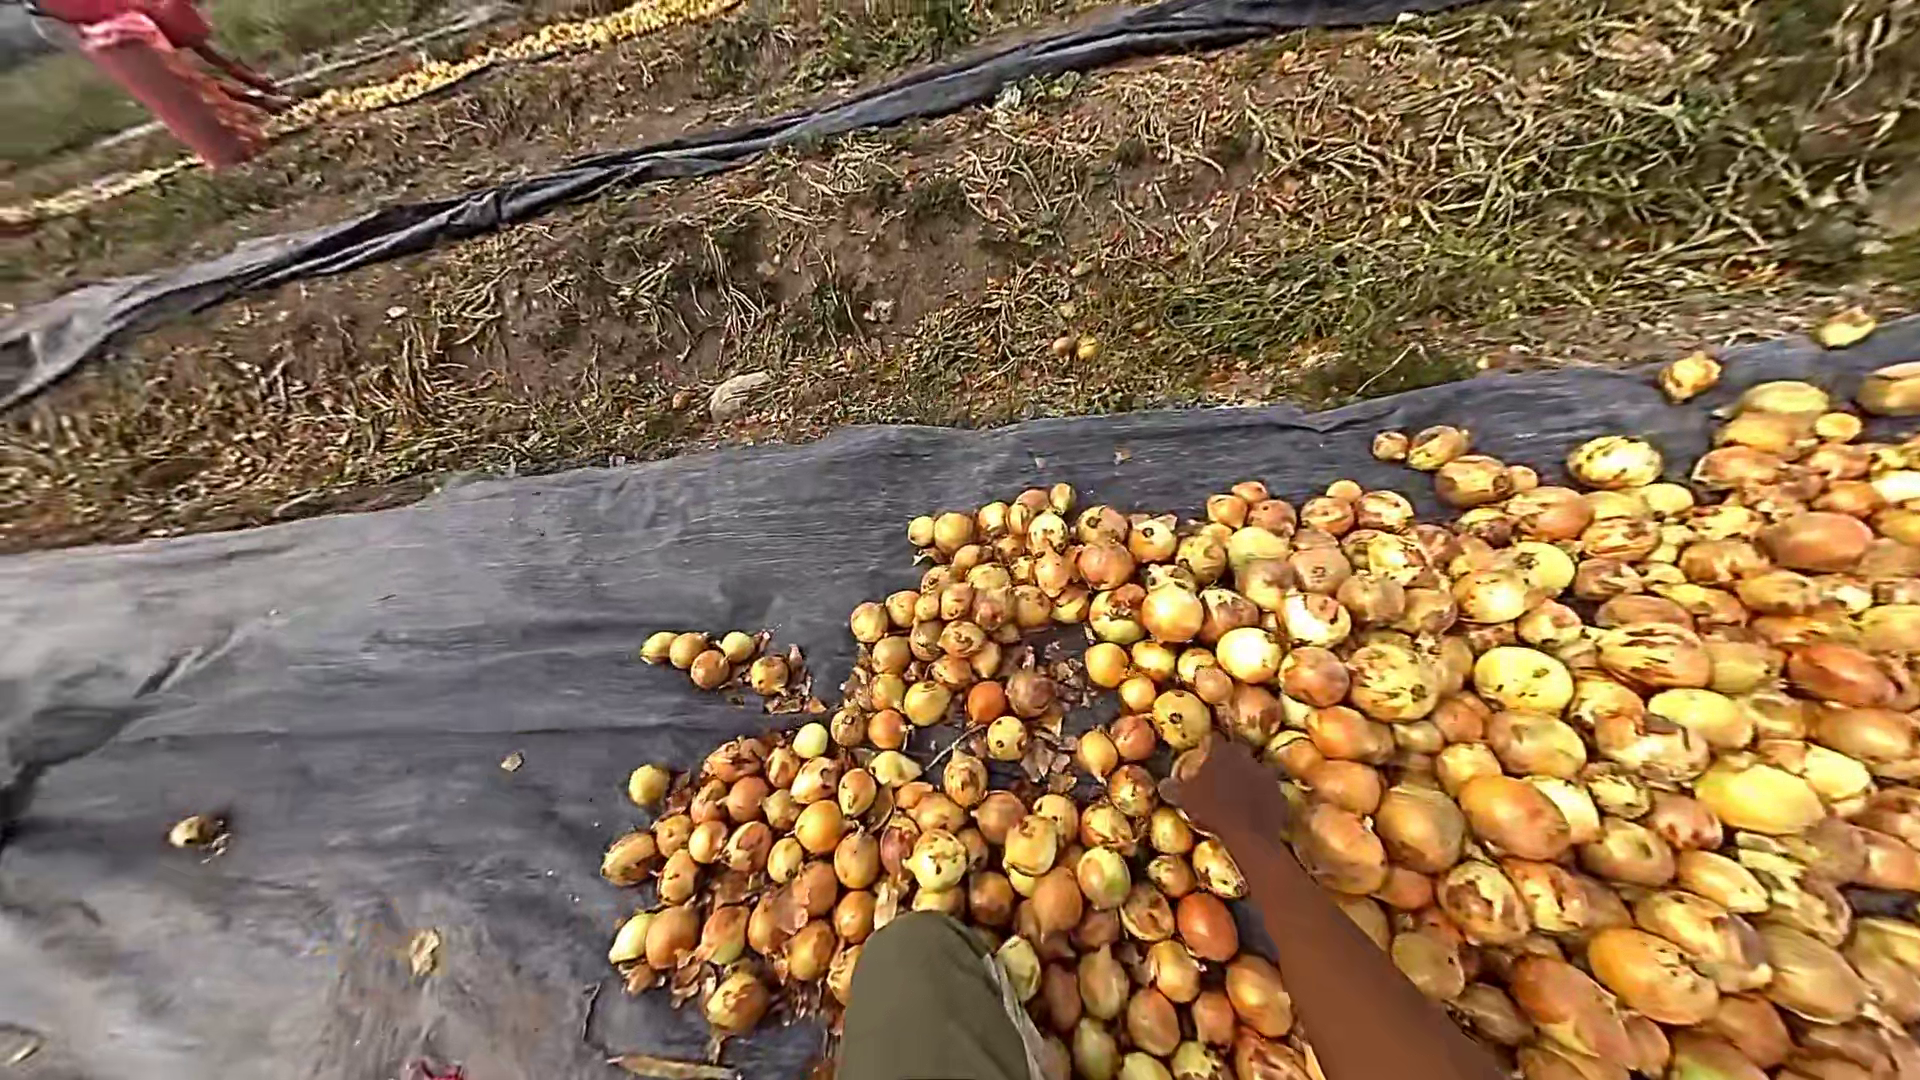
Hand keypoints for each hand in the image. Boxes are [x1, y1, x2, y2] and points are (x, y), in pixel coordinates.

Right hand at [1161, 737, 1289, 843]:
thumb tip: (1163, 784)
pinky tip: (1253, 806)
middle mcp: (1245, 757)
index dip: (1207, 744)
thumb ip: (1173, 788)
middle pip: (1236, 750)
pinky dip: (1262, 794)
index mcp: (1222, 752)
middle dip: (1229, 757)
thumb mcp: (1185, 799)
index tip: (1202, 752)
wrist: (1250, 835)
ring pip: (1254, 768)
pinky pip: (1268, 789)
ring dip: (1247, 775)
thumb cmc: (1213, 810)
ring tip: (1237, 790)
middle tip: (1219, 771)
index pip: (1213, 738)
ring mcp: (1265, 774)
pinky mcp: (1279, 793)